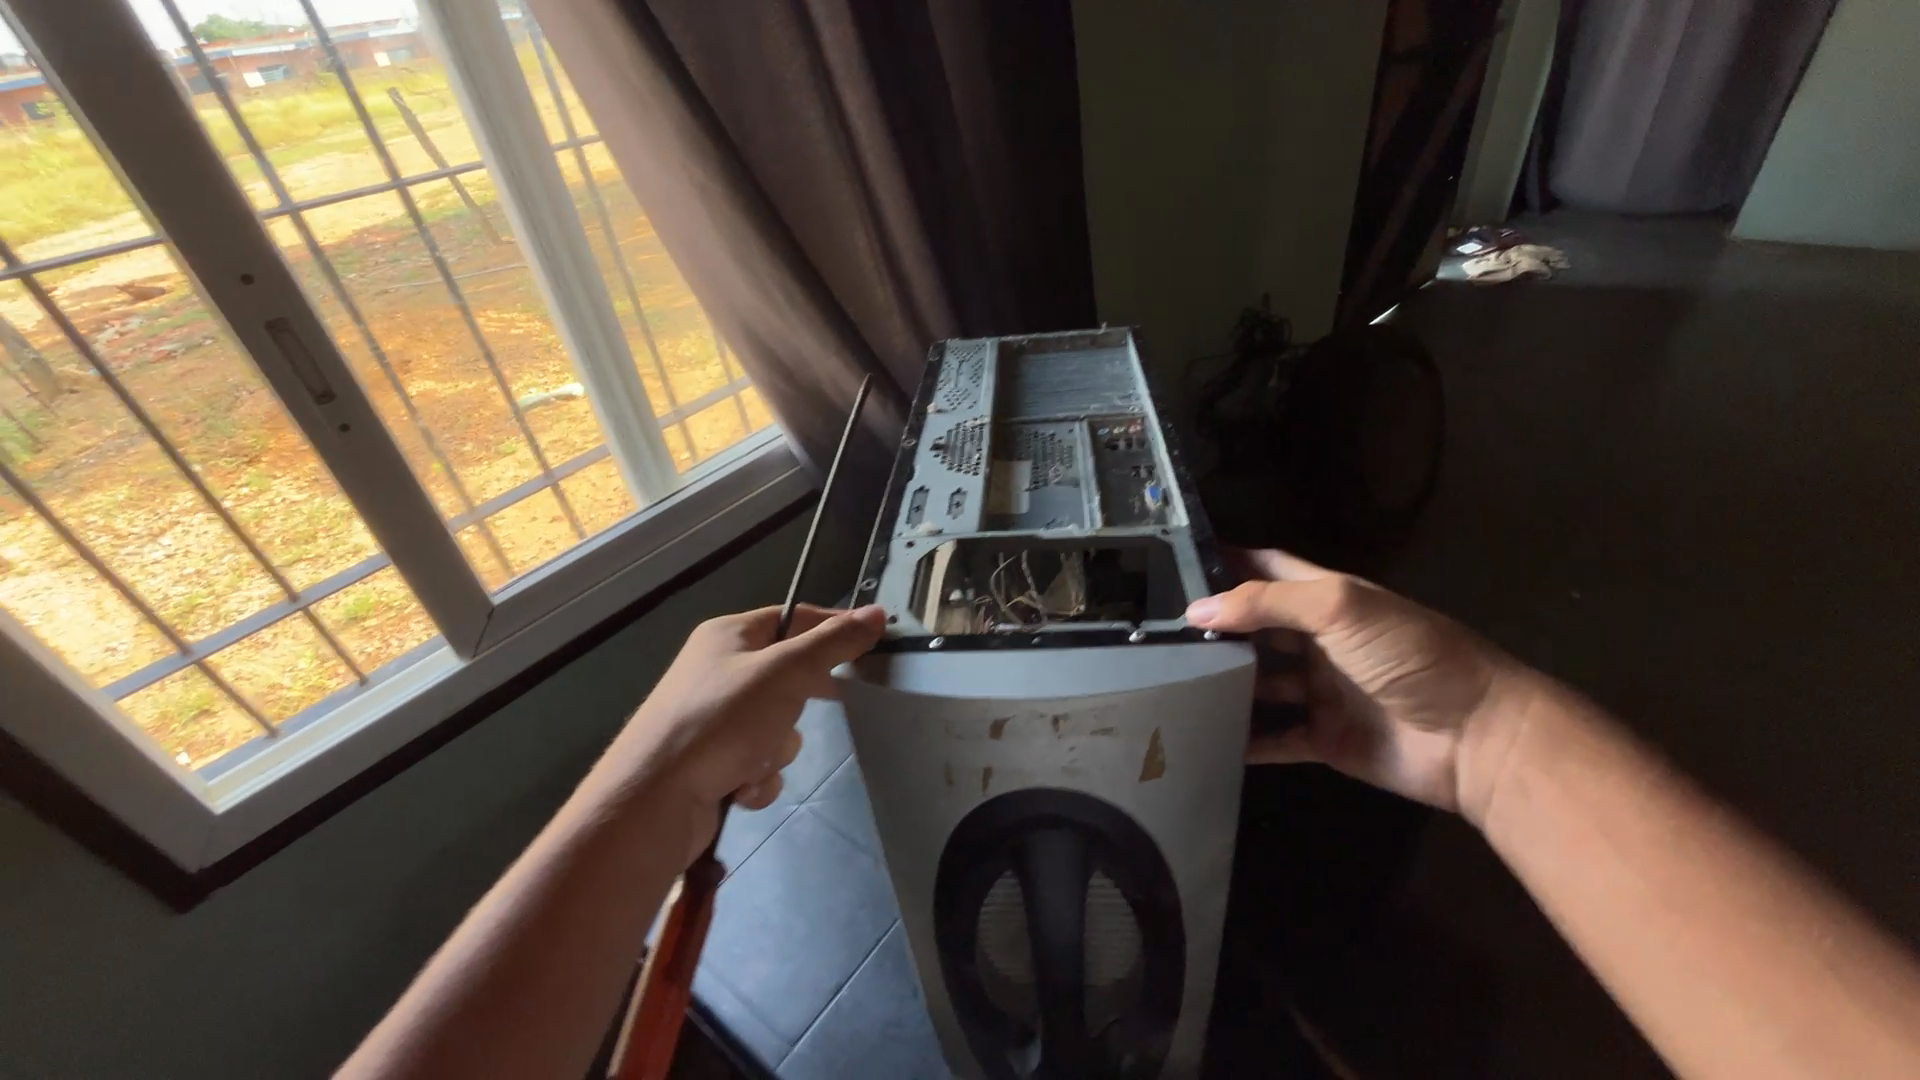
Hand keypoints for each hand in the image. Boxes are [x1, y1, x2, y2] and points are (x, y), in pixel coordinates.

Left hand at [598, 604, 886, 863]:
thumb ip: (833, 643)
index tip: (873, 644)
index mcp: (729, 635)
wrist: (653, 803)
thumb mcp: (785, 673)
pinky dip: (759, 775)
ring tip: (754, 760)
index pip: (795, 617)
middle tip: (801, 710)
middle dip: (799, 704)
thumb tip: (876, 613)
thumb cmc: (721, 722)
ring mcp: (714, 718)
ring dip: (777, 748)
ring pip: (779, 724)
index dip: (834, 627)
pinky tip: (741, 789)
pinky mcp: (712, 761)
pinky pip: (760, 760)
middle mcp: (719, 670)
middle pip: (789, 676)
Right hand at [1184, 550, 1533, 821]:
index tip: (1175, 561)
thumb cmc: (1410, 655)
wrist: (1476, 738)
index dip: (1228, 561)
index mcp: (1327, 599)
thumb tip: (1197, 609)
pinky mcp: (1323, 738)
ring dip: (1222, 681)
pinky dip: (1243, 739)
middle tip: (1155, 630)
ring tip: (1166, 680)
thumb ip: (1267, 603)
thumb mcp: (1340, 609)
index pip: (1268, 568)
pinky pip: (1273, 738)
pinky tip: (1203, 735)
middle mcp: (1319, 641)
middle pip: (1256, 627)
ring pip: (1258, 682)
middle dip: (1215, 625)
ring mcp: (1320, 691)